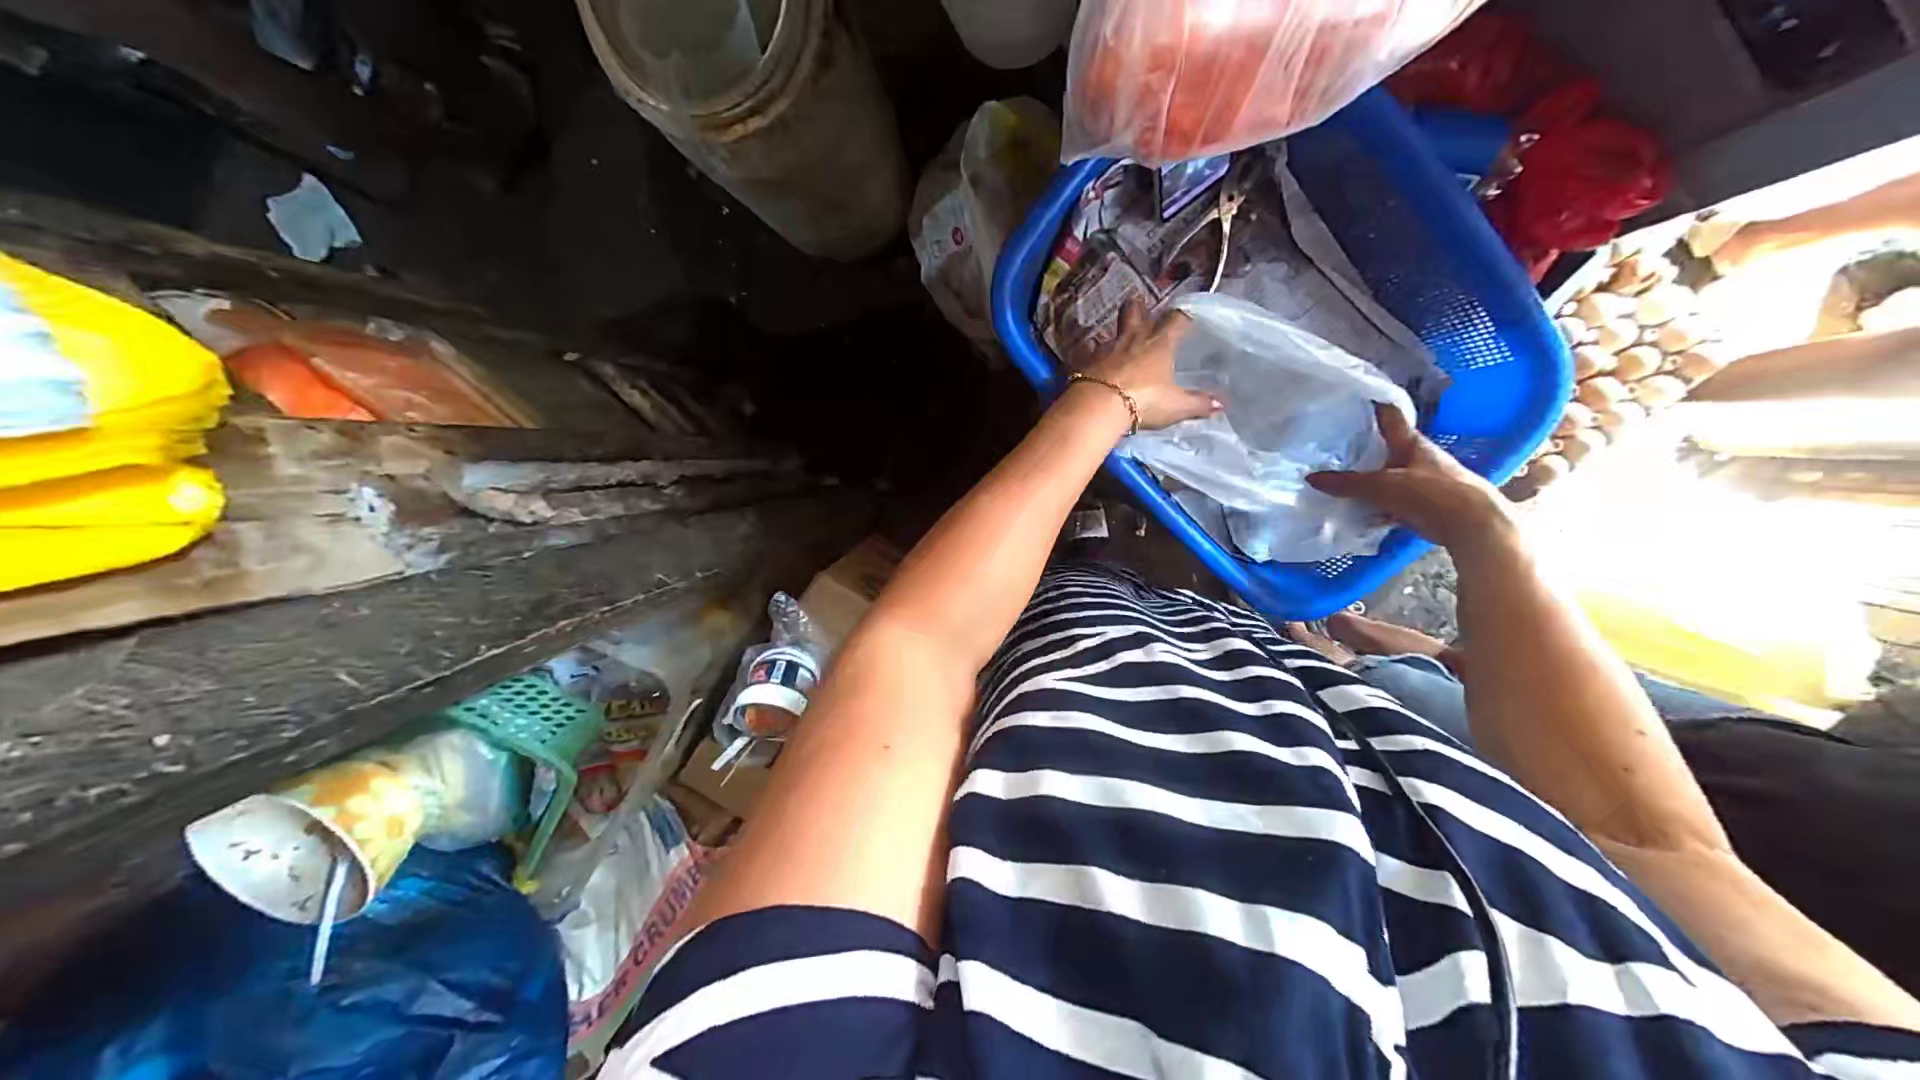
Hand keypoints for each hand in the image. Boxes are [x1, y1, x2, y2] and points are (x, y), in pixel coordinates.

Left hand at [1076, 299, 1222, 430]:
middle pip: (1134, 312)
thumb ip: (1198, 403)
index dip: (1182, 316)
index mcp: (1159, 344)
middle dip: (1138, 307)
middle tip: (1139, 305)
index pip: (1175, 320)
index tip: (1185, 318)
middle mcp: (1132, 339)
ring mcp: (1105, 348)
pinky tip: (1089, 359)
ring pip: (1110, 331)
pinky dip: (1089, 354)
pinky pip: (1087, 352)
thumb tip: (1222, 404)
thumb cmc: (1143, 401)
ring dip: (1113, 333)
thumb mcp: (1176, 406)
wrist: (1098, 406)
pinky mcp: (1083, 361)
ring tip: (1115, 338)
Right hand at [1307, 404, 1514, 550]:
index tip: (1352, 400)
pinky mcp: (1423, 506)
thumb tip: (1310, 478)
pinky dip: (1374, 505)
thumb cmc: (1433, 493)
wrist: (1475, 526)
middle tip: (1331, 447)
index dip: (1372, 405)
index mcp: (1411, 443)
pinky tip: (1356, 511)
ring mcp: (1421, 482)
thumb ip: (1347, 483)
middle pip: (1385, 447)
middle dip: (1362, 447)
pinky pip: (1391, 502)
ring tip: (1337, 481)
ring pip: (1387, 476)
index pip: (1389, 415)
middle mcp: (1417, 458)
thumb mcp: (1383, 486)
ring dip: (1368, 479)